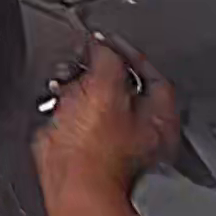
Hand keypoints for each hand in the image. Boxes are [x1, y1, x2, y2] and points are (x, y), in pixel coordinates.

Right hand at [33, 35, 179, 200]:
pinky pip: (75, 106)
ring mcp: (110, 134)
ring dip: (78, 79)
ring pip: (96, 93)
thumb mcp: (105, 87)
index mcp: (159, 120)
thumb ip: (108, 59)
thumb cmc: (95, 146)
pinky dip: (65, 95)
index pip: (153, 76)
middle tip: (84, 56)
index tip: (108, 40)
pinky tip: (57, 92)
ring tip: (65, 75)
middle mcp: (139, 128)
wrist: (69, 175)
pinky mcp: (83, 137)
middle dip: (98, 66)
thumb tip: (100, 45)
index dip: (130, 54)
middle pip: (122, 83)